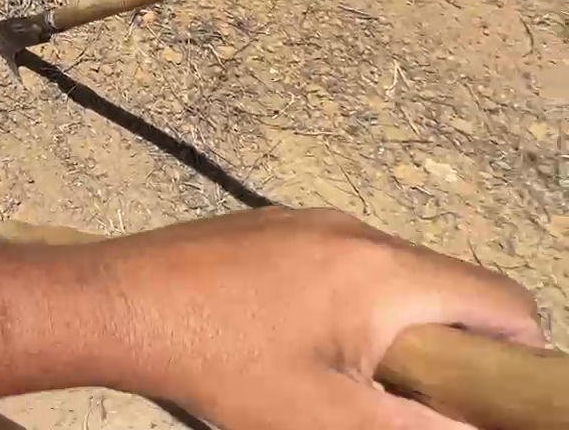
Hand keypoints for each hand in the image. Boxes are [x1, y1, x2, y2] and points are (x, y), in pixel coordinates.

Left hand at [100, 207, 542, 428]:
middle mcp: (341, 228)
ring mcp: (288, 219)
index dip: (516, 360)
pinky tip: (288, 333)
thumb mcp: (342, 419)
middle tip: (399, 391)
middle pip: (441, 284)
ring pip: (381, 272)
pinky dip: (335, 297)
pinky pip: (326, 259)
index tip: (474, 400)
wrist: (112, 303)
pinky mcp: (250, 223)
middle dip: (444, 344)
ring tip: (338, 366)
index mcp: (380, 268)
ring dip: (384, 322)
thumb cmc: (223, 363)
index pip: (505, 301)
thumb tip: (484, 424)